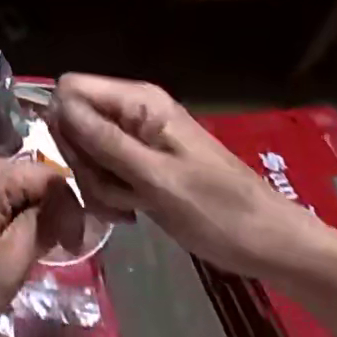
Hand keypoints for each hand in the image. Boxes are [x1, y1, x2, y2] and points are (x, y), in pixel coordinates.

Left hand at [0, 150, 65, 323]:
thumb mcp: (12, 262)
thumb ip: (42, 229)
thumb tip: (62, 211)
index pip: (51, 176)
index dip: (72, 208)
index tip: (76, 244)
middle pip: (29, 177)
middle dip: (50, 210)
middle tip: (60, 249)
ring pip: (10, 185)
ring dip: (27, 213)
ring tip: (34, 248)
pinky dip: (5, 212)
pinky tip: (6, 239)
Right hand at [46, 72, 322, 278]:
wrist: (280, 249)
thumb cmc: (222, 212)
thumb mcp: (158, 178)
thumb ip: (104, 140)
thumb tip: (56, 107)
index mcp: (138, 101)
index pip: (69, 87)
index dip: (64, 120)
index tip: (81, 160)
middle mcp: (131, 109)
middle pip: (73, 117)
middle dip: (82, 157)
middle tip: (107, 192)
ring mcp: (136, 134)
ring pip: (84, 144)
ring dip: (96, 180)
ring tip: (125, 207)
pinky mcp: (140, 159)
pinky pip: (102, 164)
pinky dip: (108, 189)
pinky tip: (129, 210)